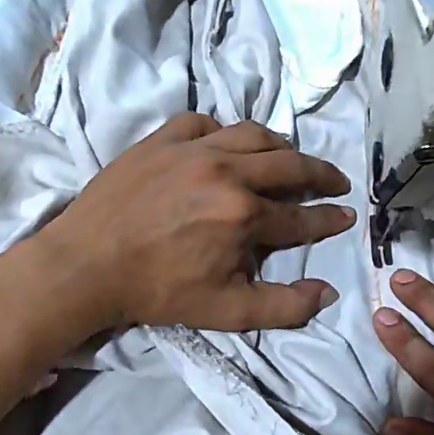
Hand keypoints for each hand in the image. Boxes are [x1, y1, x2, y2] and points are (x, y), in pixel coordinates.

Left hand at [44, 113, 355, 331]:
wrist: (87, 266)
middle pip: (289, 165)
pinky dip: (222, 132)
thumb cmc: (157, 292)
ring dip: (280, 146)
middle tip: (336, 181)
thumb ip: (283, 306)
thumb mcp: (225, 312)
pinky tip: (225, 144)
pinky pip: (202, 123)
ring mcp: (192, 150)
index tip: (347, 215)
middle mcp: (226, 172)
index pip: (300, 218)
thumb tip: (327, 294)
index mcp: (244, 215)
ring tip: (291, 157)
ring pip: (252, 134)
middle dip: (321, 174)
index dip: (328, 219)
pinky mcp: (161, 140)